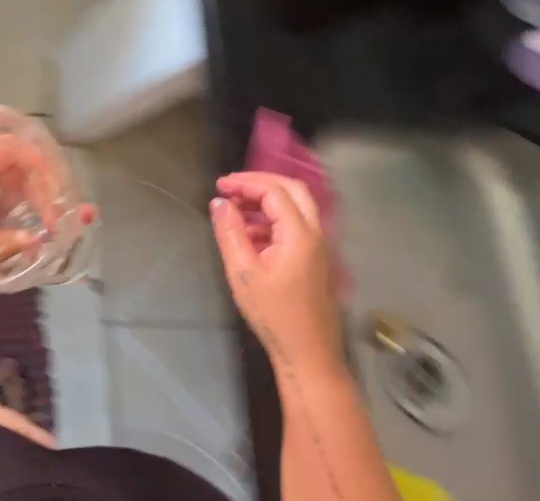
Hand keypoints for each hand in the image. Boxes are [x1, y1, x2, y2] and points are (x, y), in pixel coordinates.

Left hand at [0, 137, 98, 307]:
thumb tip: (41, 243)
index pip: (10, 147)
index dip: (42, 168)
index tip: (57, 204)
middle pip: (16, 157)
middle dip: (45, 183)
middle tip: (62, 219)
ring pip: (9, 173)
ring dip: (35, 193)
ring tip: (57, 223)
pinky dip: (19, 204)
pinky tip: (36, 225)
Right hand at [211, 172, 343, 373]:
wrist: (309, 355)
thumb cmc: (275, 315)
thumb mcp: (243, 273)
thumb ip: (230, 233)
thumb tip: (220, 202)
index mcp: (300, 235)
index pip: (274, 191)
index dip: (245, 183)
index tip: (219, 186)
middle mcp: (316, 234)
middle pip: (292, 190)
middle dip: (260, 182)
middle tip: (231, 188)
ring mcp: (320, 247)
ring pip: (297, 206)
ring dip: (267, 200)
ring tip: (235, 210)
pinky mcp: (316, 259)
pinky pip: (297, 224)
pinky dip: (274, 218)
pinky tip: (250, 234)